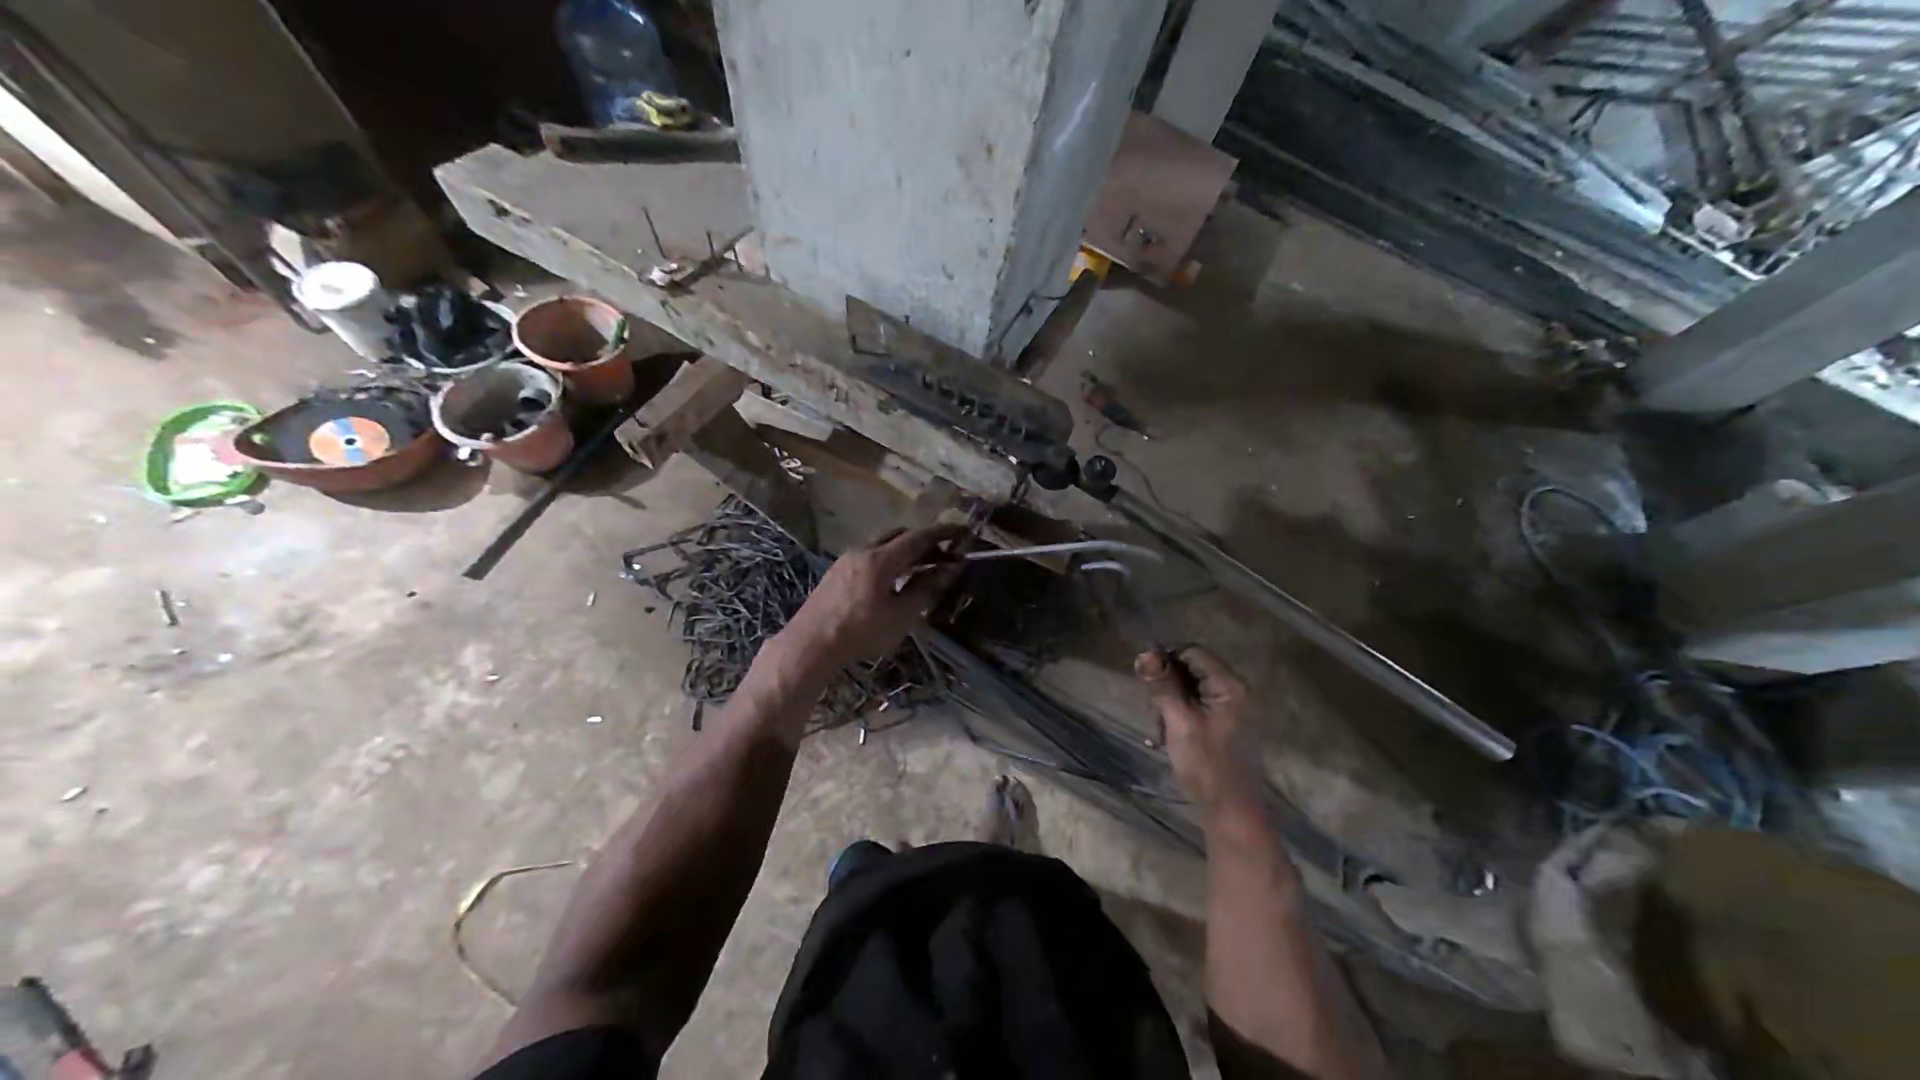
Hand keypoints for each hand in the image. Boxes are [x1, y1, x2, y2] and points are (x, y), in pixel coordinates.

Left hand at [775, 524, 962, 674]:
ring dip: (905, 550)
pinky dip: (890, 559)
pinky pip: (870, 556)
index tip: (963, 531)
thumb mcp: (901, 615)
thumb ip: (926, 588)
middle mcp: (863, 551)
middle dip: (924, 541)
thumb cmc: (860, 633)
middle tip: (944, 554)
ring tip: (923, 567)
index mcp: (880, 559)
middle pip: (899, 535)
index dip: (943, 533)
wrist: (811, 645)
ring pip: (882, 545)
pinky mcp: (837, 572)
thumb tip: (950, 569)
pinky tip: (895, 578)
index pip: (918, 537)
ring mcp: (846, 560)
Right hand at [1135, 646, 1261, 810]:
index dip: (1166, 659)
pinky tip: (1168, 736)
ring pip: (1192, 689)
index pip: (1193, 652)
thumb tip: (1145, 654)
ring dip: (1171, 703)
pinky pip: (1198, 706)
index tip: (1145, 681)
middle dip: (1167, 685)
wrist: (1232, 813)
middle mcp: (1236, 692)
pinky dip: (1180, 715)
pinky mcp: (1226, 726)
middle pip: (1192, 669)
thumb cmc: (1207, 766)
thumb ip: (1163, 686)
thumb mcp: (1179, 722)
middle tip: (1154, 711)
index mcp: (1230, 686)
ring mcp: (1233, 710)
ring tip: (1160, 729)